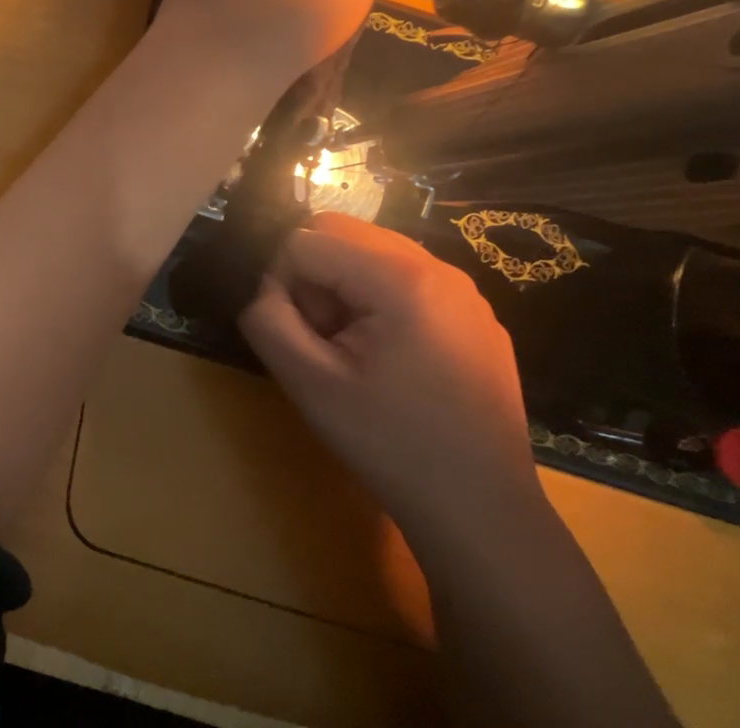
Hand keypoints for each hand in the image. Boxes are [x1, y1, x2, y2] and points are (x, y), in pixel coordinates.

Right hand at [239, 212, 539, 534]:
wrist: (478, 507)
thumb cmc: (387, 442)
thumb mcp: (306, 380)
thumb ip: (266, 317)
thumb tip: (262, 286)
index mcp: (403, 278)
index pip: (306, 239)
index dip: (282, 281)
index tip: (298, 335)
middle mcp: (441, 269)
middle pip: (342, 233)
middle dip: (314, 277)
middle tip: (321, 339)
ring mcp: (466, 294)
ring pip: (371, 254)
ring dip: (342, 289)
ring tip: (352, 351)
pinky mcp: (475, 319)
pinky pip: (404, 282)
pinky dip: (376, 304)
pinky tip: (387, 362)